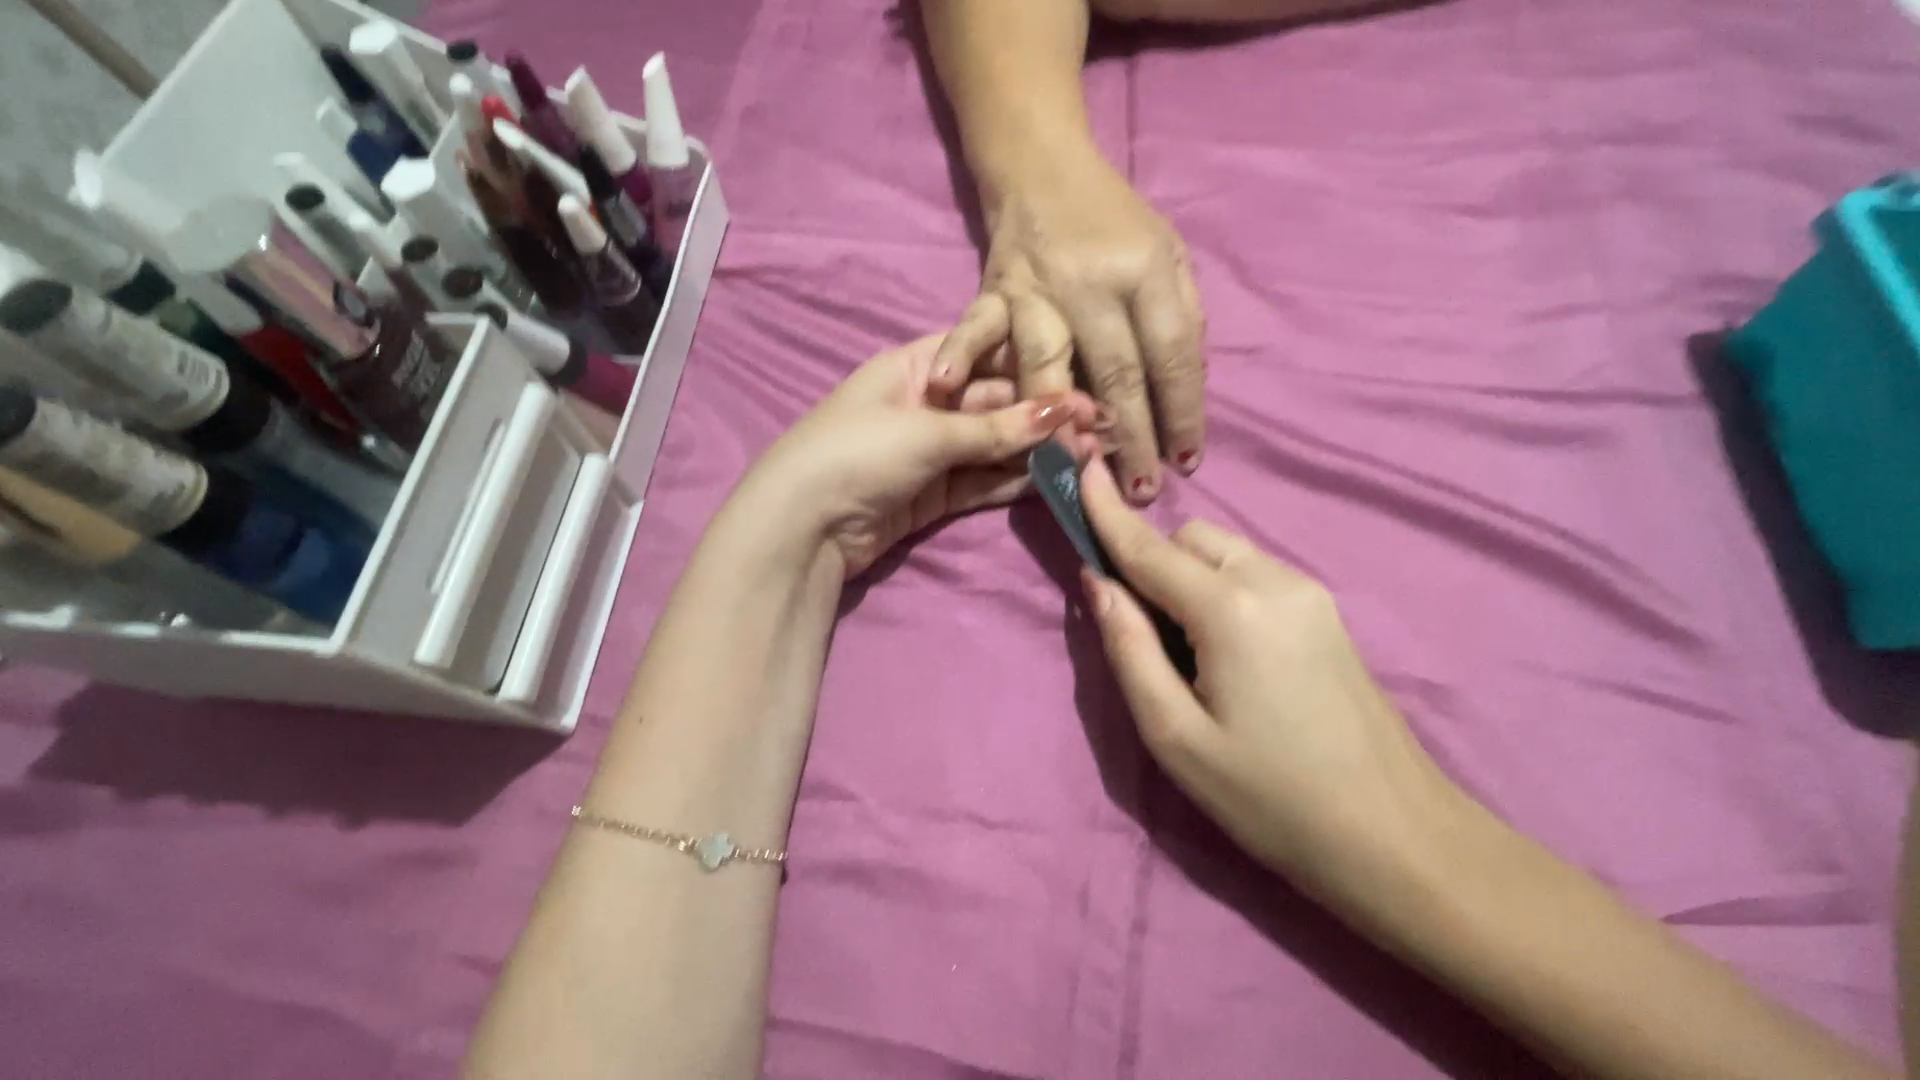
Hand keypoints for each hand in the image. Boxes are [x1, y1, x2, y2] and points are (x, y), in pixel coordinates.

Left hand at [743, 334, 1102, 577]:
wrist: (802, 526)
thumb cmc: (858, 453)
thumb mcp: (929, 432)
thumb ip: (998, 426)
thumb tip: (1064, 411)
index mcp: (916, 367)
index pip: (983, 352)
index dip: (1032, 366)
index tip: (1081, 379)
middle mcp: (927, 403)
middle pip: (994, 403)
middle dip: (1043, 414)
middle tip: (1099, 425)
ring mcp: (930, 451)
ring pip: (993, 445)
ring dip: (1036, 450)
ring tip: (1089, 453)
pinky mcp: (933, 494)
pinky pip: (981, 480)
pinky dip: (1013, 479)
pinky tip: (1054, 477)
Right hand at [931, 149, 1205, 504]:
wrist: (1043, 169)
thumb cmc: (1115, 222)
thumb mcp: (1170, 254)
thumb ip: (1183, 318)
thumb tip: (1184, 394)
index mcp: (1145, 271)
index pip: (1171, 355)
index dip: (1182, 413)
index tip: (1186, 462)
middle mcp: (1091, 284)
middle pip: (1116, 374)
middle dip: (1130, 440)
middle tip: (1140, 492)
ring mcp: (1036, 290)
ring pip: (1049, 366)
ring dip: (1058, 424)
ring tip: (1071, 471)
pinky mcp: (993, 292)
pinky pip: (975, 329)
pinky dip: (958, 356)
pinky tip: (945, 388)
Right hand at [1076, 457, 1456, 892]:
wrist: (1396, 837)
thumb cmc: (1269, 797)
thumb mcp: (1175, 735)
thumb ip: (1129, 648)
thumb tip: (1098, 581)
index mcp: (1230, 609)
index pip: (1149, 547)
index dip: (1105, 509)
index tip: (1076, 464)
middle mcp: (1273, 580)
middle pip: (1190, 540)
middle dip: (1151, 564)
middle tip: (1140, 634)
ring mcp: (1308, 593)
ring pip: (1224, 553)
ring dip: (1186, 578)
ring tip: (1185, 654)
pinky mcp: (1326, 613)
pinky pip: (1253, 575)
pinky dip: (1219, 591)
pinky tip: (1226, 655)